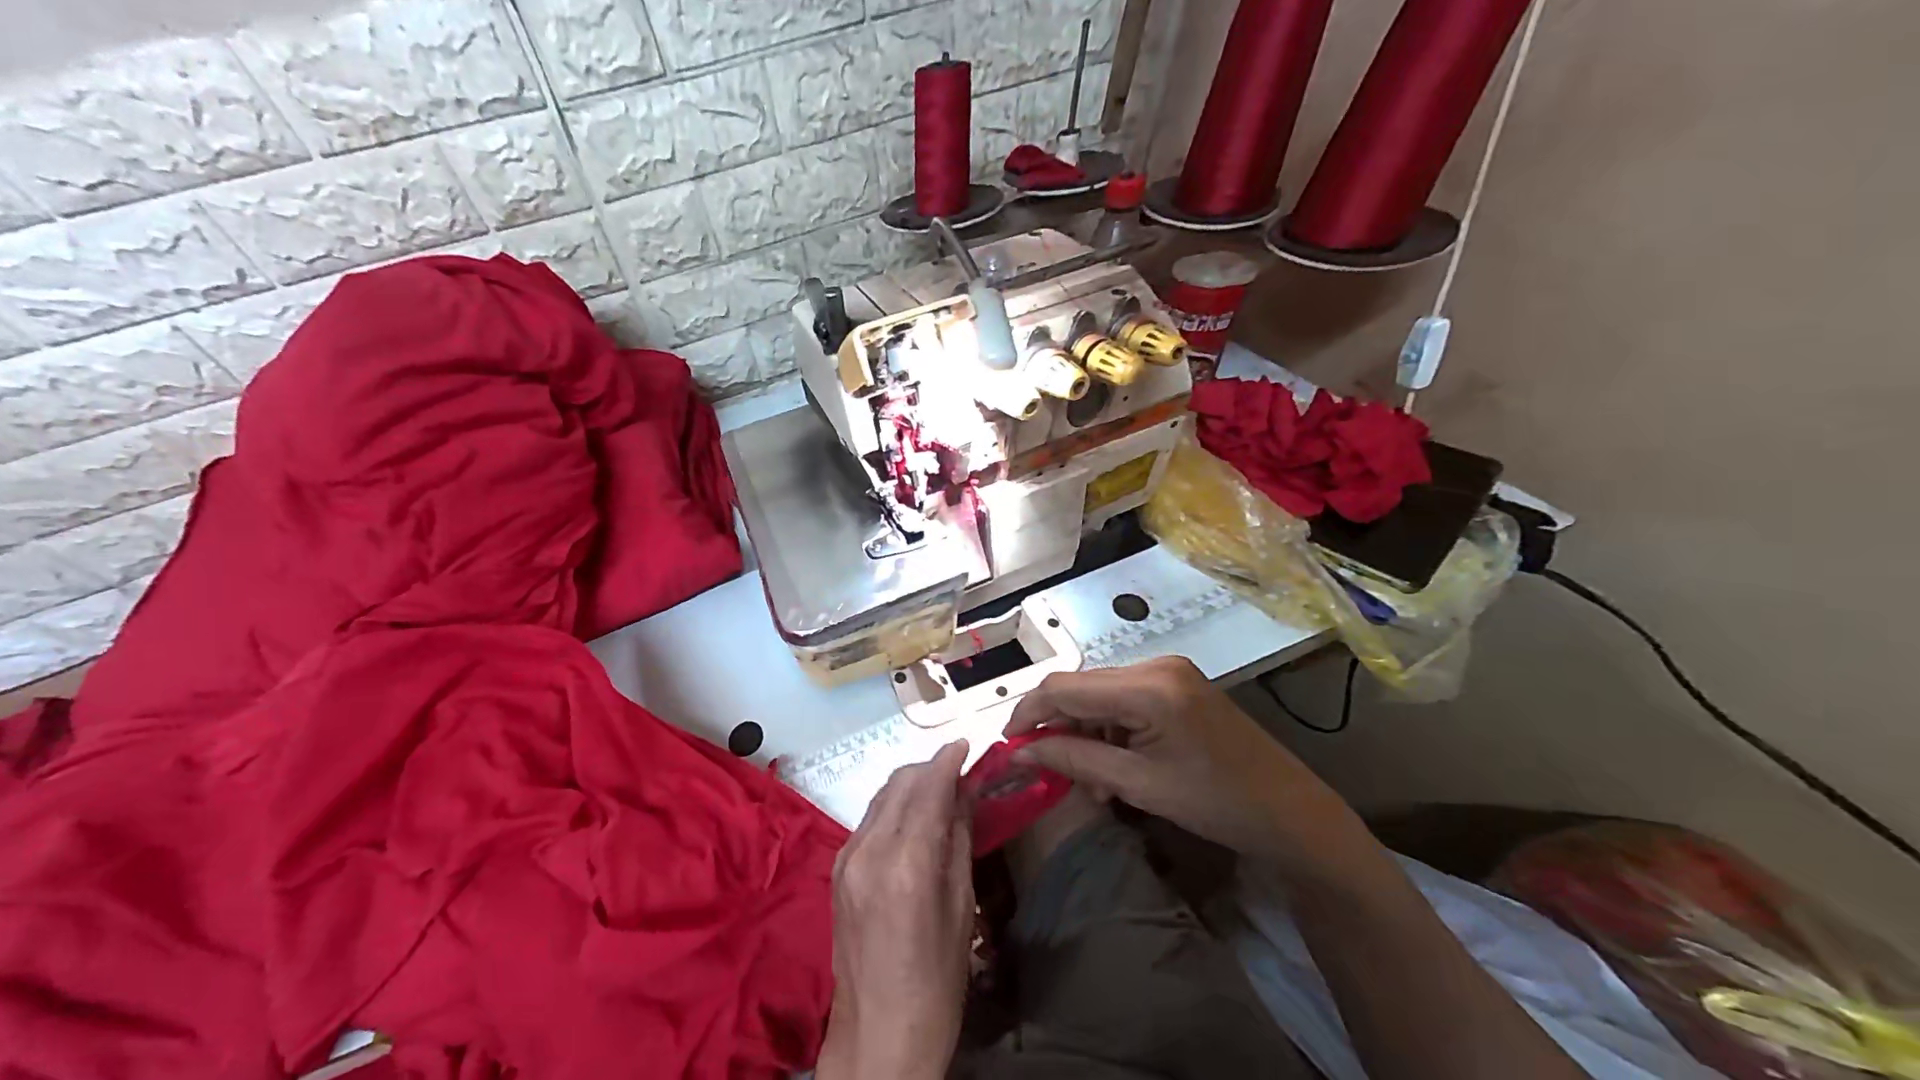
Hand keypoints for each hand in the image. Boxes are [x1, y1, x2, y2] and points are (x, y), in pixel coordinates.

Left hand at [816, 741, 973, 1079]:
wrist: (879, 1035)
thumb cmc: (936, 980)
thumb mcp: (961, 907)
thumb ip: (959, 840)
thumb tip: (964, 794)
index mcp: (906, 863)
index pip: (928, 788)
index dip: (949, 761)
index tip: (967, 745)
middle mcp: (869, 850)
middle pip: (899, 784)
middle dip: (930, 768)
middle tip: (960, 770)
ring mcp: (846, 859)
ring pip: (882, 797)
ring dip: (911, 784)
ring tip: (941, 790)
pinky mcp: (837, 871)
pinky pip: (870, 820)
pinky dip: (894, 807)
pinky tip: (914, 818)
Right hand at [1005, 657, 1374, 878]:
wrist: (1289, 811)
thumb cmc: (1216, 803)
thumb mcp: (1137, 784)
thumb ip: (1073, 760)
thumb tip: (1020, 752)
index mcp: (1147, 685)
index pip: (1063, 686)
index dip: (1028, 713)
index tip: (1009, 746)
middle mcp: (1155, 664)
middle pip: (1080, 686)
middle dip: (1056, 725)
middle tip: (1045, 767)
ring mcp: (1169, 671)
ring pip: (1100, 694)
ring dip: (1084, 731)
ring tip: (1089, 780)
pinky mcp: (1177, 683)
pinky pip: (1124, 699)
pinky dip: (1109, 728)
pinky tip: (1113, 763)